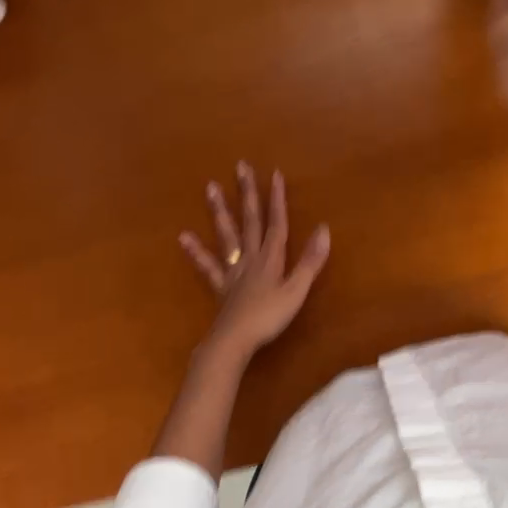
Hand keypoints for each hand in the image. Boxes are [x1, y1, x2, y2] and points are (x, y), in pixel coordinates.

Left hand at [179, 162, 330, 357]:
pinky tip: (183, 237)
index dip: (276, 198)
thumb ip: (310, 261)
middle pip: (250, 220)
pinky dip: (195, 251)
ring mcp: (232, 271)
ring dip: (220, 211)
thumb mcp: (296, 291)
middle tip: (240, 166)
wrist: (233, 340)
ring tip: (210, 187)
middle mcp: (251, 258)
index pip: (276, 223)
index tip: (274, 173)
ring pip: (227, 235)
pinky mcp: (220, 287)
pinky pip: (207, 265)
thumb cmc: (269, 318)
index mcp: (271, 259)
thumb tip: (324, 228)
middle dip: (248, 193)